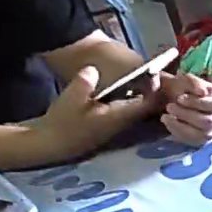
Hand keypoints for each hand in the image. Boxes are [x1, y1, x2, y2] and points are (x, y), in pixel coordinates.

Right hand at [29, 65, 160, 159]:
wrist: (53, 143)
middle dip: (153, 92)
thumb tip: (93, 69)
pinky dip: (132, 101)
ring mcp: (118, 126)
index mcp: (119, 116)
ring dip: (143, 96)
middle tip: (156, 74)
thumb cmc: (63, 122)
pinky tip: (128, 89)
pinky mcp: (110, 125)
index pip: (147, 104)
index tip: (158, 74)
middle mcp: (123, 122)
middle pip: (147, 107)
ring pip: (138, 109)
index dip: (156, 90)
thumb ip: (84, 82)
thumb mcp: (71, 98)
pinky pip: (128, 111)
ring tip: (145, 79)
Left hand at [155, 72, 211, 143]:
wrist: (177, 99)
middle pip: (208, 122)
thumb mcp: (188, 80)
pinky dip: (178, 132)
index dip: (196, 103)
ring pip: (201, 134)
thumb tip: (202, 92)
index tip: (179, 98)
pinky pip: (192, 141)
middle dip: (186, 115)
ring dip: (181, 125)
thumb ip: (194, 82)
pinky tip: (168, 123)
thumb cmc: (185, 88)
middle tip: (169, 107)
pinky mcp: (203, 140)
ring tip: (165, 116)